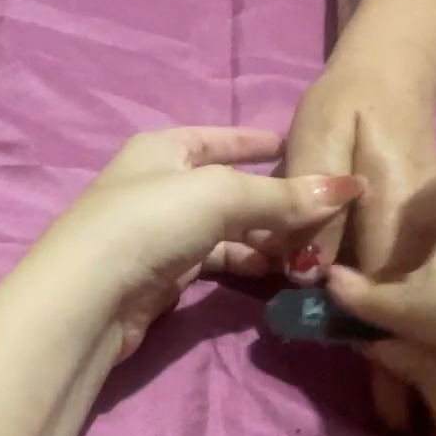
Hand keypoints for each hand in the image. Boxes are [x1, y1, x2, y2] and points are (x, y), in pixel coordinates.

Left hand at [24, 127, 363, 360]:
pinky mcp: (161, 277)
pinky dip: (243, 265)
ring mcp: (158, 235)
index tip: (297, 147)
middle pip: (228, 190)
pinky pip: (213, 264)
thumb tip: (347, 188)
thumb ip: (280, 195)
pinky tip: (273, 274)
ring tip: (307, 251)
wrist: (89, 296)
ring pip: (223, 232)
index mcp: (163, 149)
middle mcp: (158, 187)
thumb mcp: (220, 195)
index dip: (258, 142)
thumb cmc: (150, 222)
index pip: (219, 138)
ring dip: (263, 239)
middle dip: (273, 203)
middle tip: (324, 217)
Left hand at [285, 42, 435, 428]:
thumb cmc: (346, 103)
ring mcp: (427, 232)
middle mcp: (423, 223)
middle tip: (408, 419)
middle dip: (412, 358)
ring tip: (410, 403)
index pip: (389, 278)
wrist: (394, 73)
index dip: (385, 334)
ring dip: (411, 345)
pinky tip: (395, 350)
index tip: (395, 390)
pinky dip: (400, 319)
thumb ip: (304, 199)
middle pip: (416, 299)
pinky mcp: (419, 238)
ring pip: (419, 297)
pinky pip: (406, 286)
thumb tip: (311, 269)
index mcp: (397, 199)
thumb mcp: (316, 136)